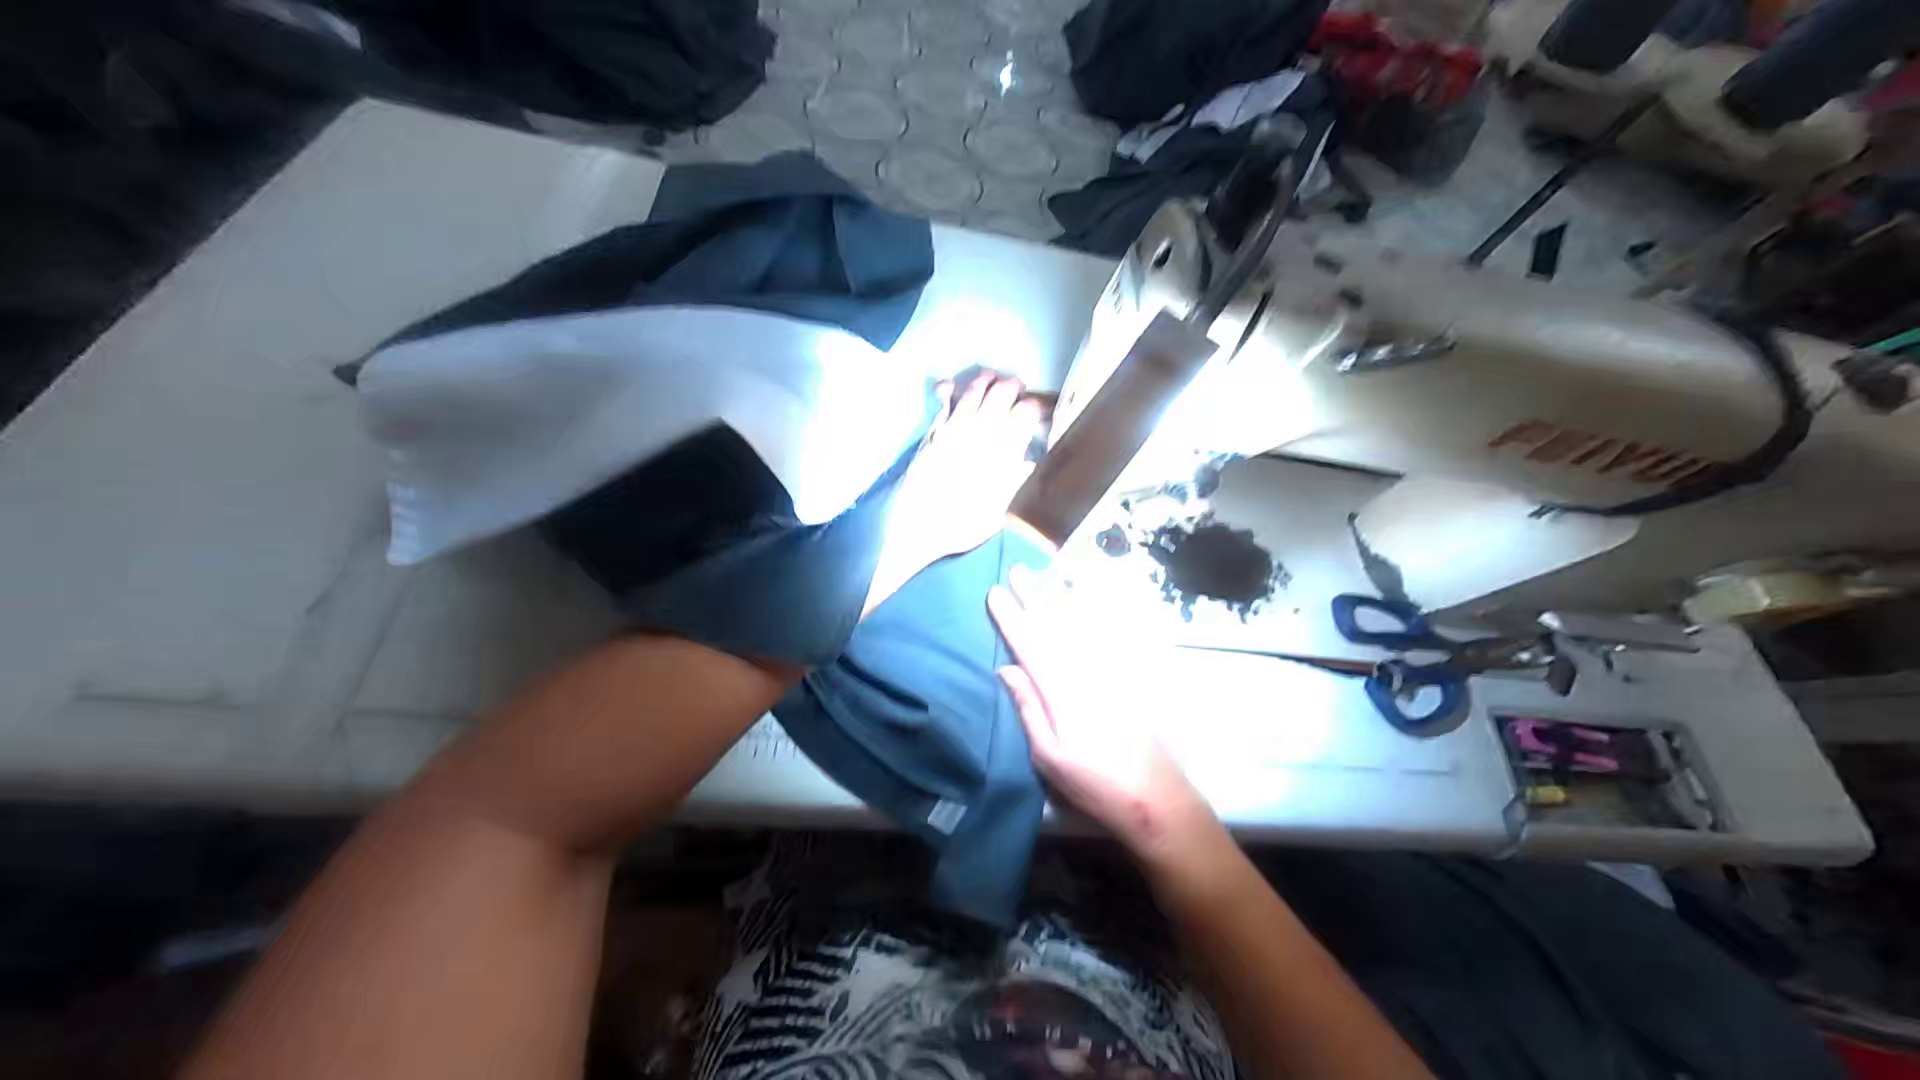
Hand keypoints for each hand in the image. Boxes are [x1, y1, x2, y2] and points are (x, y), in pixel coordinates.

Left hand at [865, 372, 1042, 614]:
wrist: (920, 525)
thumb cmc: (966, 523)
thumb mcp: (1004, 507)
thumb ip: (1019, 479)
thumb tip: (1031, 461)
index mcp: (1007, 446)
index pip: (1029, 411)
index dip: (1037, 408)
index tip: (1039, 412)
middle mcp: (983, 428)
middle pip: (1004, 391)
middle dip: (1014, 387)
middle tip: (1019, 391)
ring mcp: (956, 425)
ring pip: (974, 389)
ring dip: (986, 381)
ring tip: (992, 378)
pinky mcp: (933, 429)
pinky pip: (942, 400)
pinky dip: (947, 389)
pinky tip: (949, 387)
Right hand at [987, 566, 1221, 863]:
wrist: (1155, 796)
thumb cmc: (1094, 783)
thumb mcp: (1049, 756)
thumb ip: (1028, 707)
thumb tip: (1007, 668)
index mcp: (1061, 690)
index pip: (1030, 644)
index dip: (1011, 617)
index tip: (995, 593)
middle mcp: (1086, 670)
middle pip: (1057, 624)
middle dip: (1036, 595)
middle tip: (1020, 570)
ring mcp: (1111, 670)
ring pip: (1083, 622)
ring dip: (1063, 596)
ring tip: (1048, 574)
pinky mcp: (1130, 675)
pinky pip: (1109, 633)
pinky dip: (1096, 611)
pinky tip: (1090, 598)